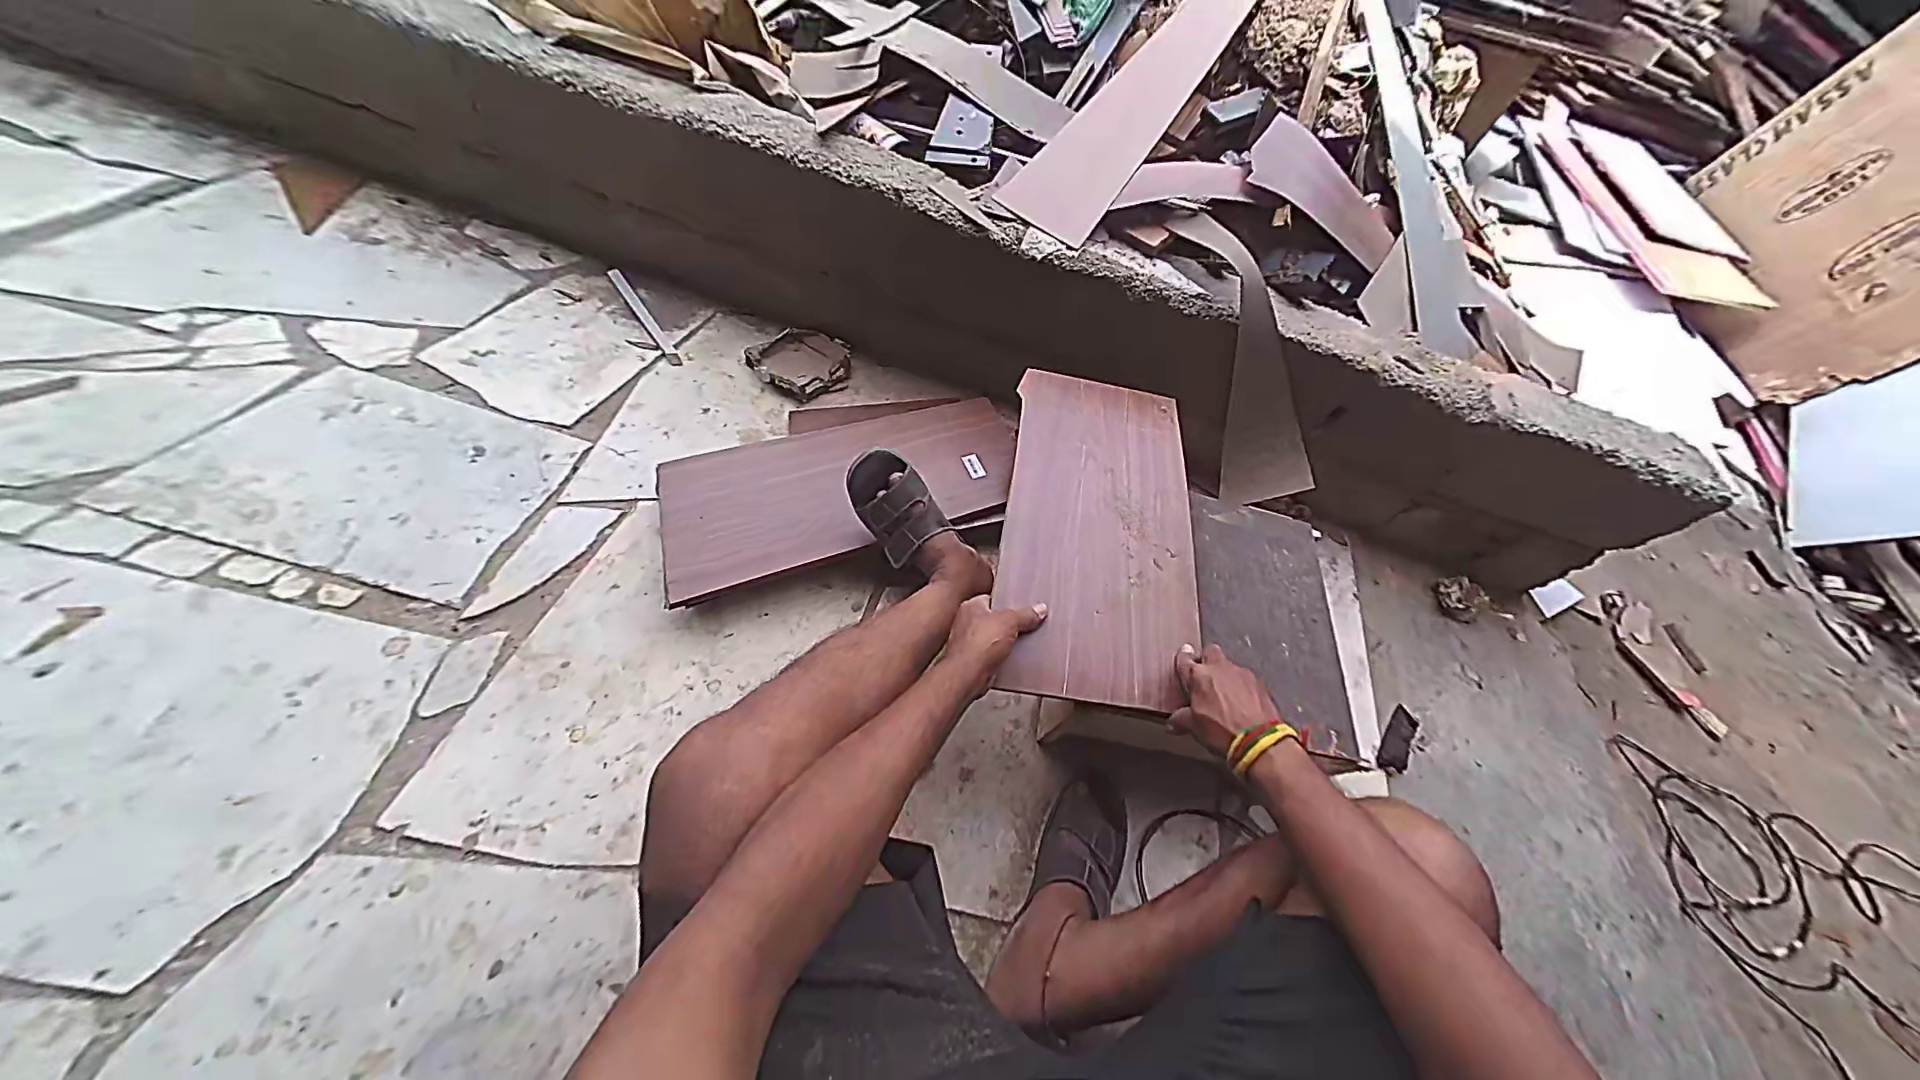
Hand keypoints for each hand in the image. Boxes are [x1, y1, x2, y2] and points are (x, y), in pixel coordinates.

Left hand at [941, 595, 1046, 696]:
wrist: (968, 675)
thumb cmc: (978, 644)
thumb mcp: (1010, 621)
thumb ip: (1025, 615)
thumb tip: (1039, 610)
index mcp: (972, 606)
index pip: (992, 599)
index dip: (1008, 603)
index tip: (1023, 607)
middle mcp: (967, 623)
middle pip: (995, 620)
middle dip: (1009, 625)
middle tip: (1025, 625)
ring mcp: (970, 643)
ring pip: (995, 639)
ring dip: (1007, 643)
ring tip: (1021, 642)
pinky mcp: (975, 660)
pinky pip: (994, 656)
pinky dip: (1003, 657)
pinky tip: (1013, 658)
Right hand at [1169, 644, 1281, 759]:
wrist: (1259, 741)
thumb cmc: (1221, 731)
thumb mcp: (1194, 727)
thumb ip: (1181, 719)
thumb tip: (1174, 721)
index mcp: (1198, 675)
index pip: (1184, 660)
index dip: (1182, 660)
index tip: (1183, 663)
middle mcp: (1219, 668)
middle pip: (1210, 652)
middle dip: (1206, 661)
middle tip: (1205, 678)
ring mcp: (1242, 674)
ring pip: (1230, 667)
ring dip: (1226, 677)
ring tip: (1226, 697)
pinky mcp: (1260, 683)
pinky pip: (1246, 680)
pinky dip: (1242, 688)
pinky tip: (1243, 704)